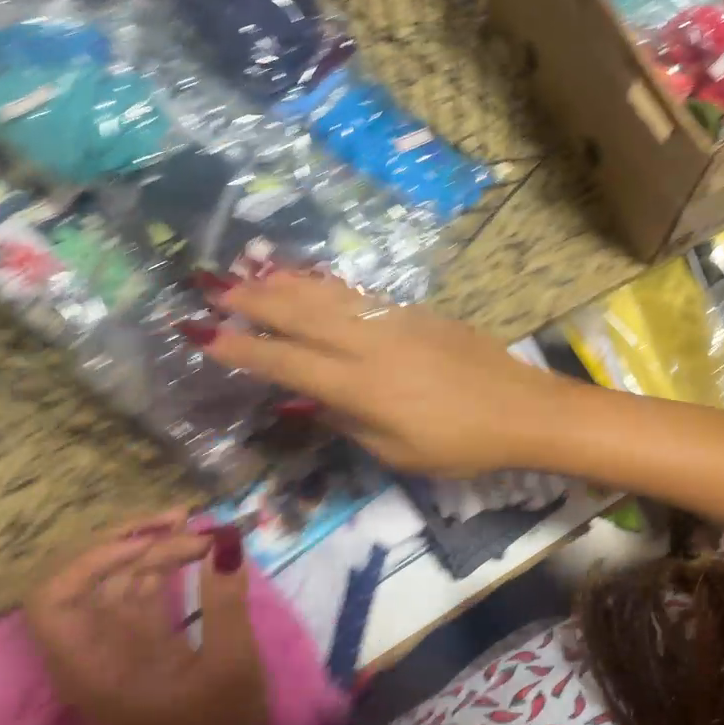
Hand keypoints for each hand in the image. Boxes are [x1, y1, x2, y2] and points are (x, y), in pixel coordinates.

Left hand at [24, 511, 265, 724]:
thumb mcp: (230, 663)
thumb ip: (225, 600)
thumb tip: (227, 537)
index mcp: (92, 667)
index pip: (56, 599)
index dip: (97, 559)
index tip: (158, 538)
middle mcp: (93, 653)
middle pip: (83, 582)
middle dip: (128, 542)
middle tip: (183, 517)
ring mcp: (119, 648)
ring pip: (116, 584)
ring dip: (152, 549)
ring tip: (199, 525)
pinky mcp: (145, 646)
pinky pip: (142, 596)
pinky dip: (166, 568)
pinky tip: (199, 550)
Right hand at [197, 273, 578, 476]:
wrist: (522, 408)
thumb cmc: (460, 444)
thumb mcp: (396, 451)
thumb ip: (346, 421)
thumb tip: (306, 400)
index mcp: (360, 387)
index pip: (287, 364)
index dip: (241, 350)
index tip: (201, 334)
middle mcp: (371, 346)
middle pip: (301, 317)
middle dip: (253, 302)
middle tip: (211, 288)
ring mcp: (397, 323)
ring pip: (331, 297)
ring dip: (287, 284)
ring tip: (250, 273)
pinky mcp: (419, 313)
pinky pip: (362, 295)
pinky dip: (330, 285)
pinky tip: (314, 281)